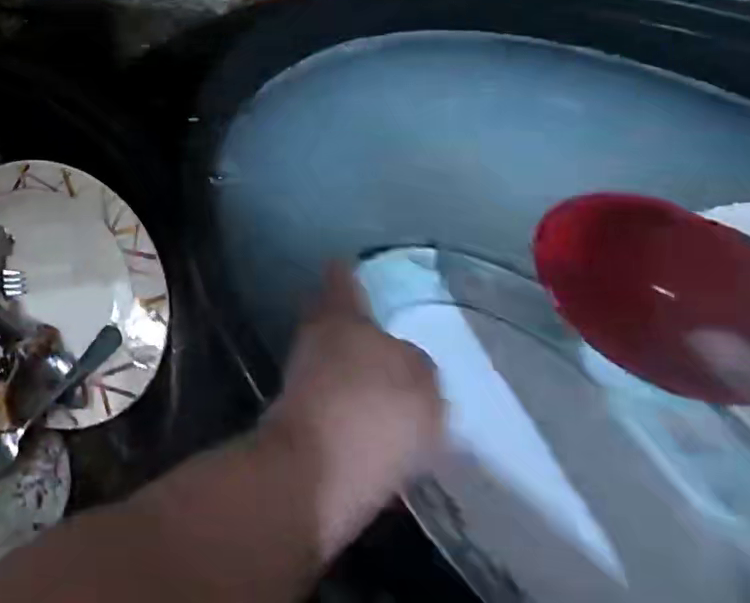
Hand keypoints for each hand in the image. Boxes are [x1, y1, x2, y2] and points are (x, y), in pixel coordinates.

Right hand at [263, 263, 444, 558]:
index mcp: (428, 376)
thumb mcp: (332, 321)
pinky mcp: (382, 489)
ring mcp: (411, 461)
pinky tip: (317, 424)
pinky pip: (366, 445)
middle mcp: (434, 420)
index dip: (367, 337)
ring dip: (358, 403)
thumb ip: (341, 291)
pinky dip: (347, 432)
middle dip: (369, 372)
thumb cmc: (334, 382)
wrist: (314, 466)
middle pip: (397, 384)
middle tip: (327, 361)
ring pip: (384, 417)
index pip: (402, 346)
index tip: (336, 335)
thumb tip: (341, 261)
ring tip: (316, 391)